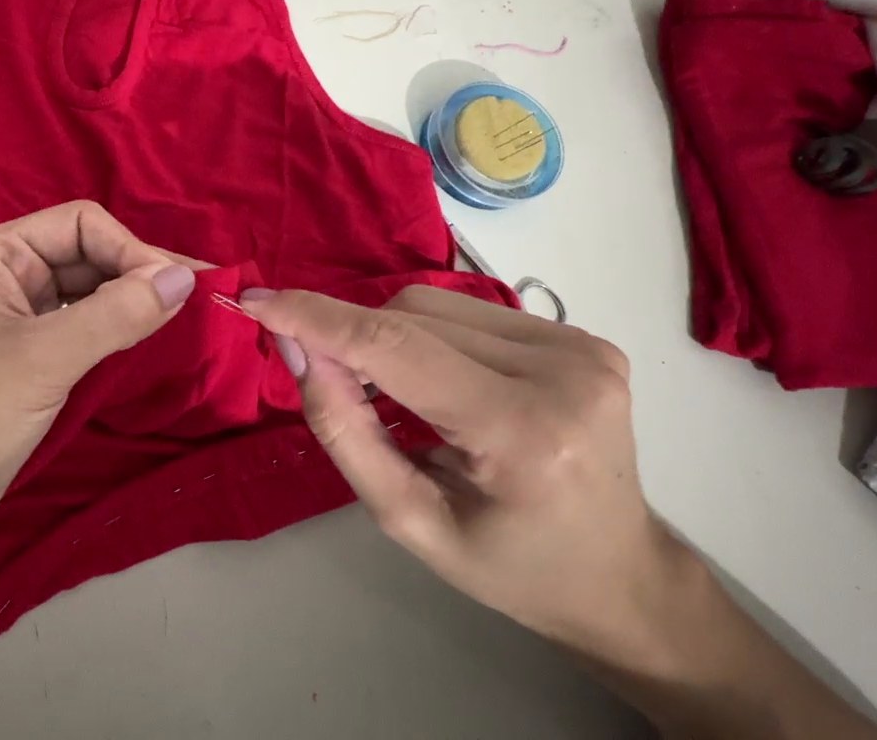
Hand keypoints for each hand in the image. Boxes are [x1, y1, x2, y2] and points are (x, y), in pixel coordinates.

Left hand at [0, 201, 199, 548]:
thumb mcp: (42, 362)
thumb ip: (114, 316)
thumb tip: (184, 278)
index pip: (82, 224)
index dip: (131, 250)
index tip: (177, 291)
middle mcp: (11, 274)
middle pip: (91, 253)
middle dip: (140, 273)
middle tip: (202, 300)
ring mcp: (23, 314)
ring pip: (93, 290)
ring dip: (136, 301)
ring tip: (189, 318)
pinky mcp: (35, 352)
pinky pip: (88, 325)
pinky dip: (121, 328)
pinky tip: (153, 340)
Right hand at [238, 285, 675, 661]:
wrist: (620, 577)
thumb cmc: (510, 566)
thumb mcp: (408, 521)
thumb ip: (345, 430)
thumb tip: (299, 348)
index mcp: (524, 433)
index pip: (397, 349)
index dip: (317, 318)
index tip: (257, 300)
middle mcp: (564, 373)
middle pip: (411, 318)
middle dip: (353, 339)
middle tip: (332, 385)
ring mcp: (582, 349)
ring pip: (435, 305)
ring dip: (390, 337)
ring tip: (396, 396)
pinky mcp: (587, 338)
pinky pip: (469, 312)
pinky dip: (430, 336)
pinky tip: (440, 384)